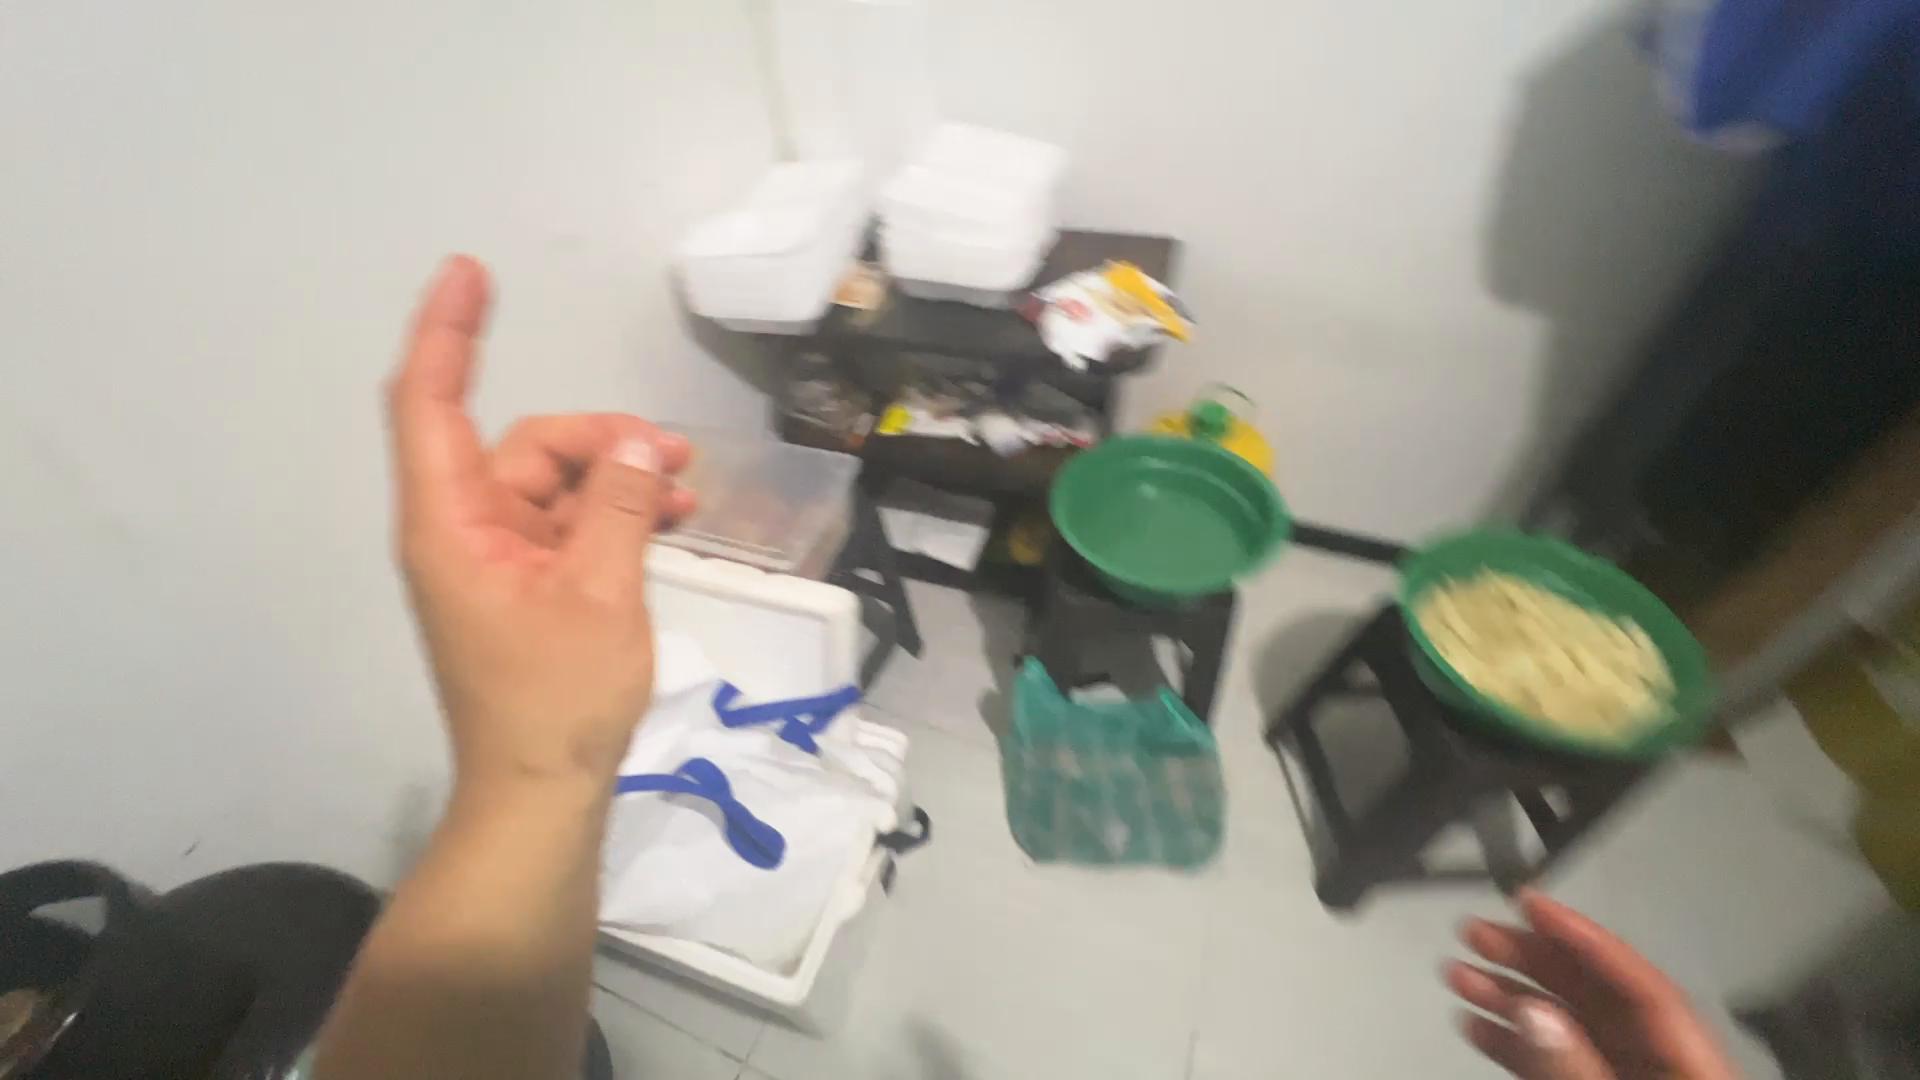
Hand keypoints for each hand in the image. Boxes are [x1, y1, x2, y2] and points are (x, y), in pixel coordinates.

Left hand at [387, 255, 694, 791]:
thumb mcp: (604, 594)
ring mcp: (505, 558)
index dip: (446, 334)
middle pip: (530, 447)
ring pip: (564, 486)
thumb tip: (642, 444)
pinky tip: (675, 520)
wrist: (546, 784)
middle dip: (603, 440)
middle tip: (675, 456)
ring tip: (688, 489)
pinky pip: (579, 525)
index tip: (470, 274)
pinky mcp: (537, 583)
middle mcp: (470, 529)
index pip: (431, 405)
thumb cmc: (560, 695)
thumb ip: (622, 509)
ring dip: (623, 480)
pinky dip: (622, 516)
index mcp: (454, 525)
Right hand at [1446, 889, 1741, 1079]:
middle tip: (1472, 932)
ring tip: (1454, 973)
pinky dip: (1510, 1043)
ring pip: (1565, 1028)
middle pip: (1595, 1000)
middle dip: (1530, 961)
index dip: (1584, 939)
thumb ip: (1576, 1071)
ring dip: (1507, 996)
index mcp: (1691, 1073)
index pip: (1640, 988)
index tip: (1527, 903)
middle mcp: (1659, 1072)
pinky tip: (1472, 1026)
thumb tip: (1528, 1006)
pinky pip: (1552, 1065)